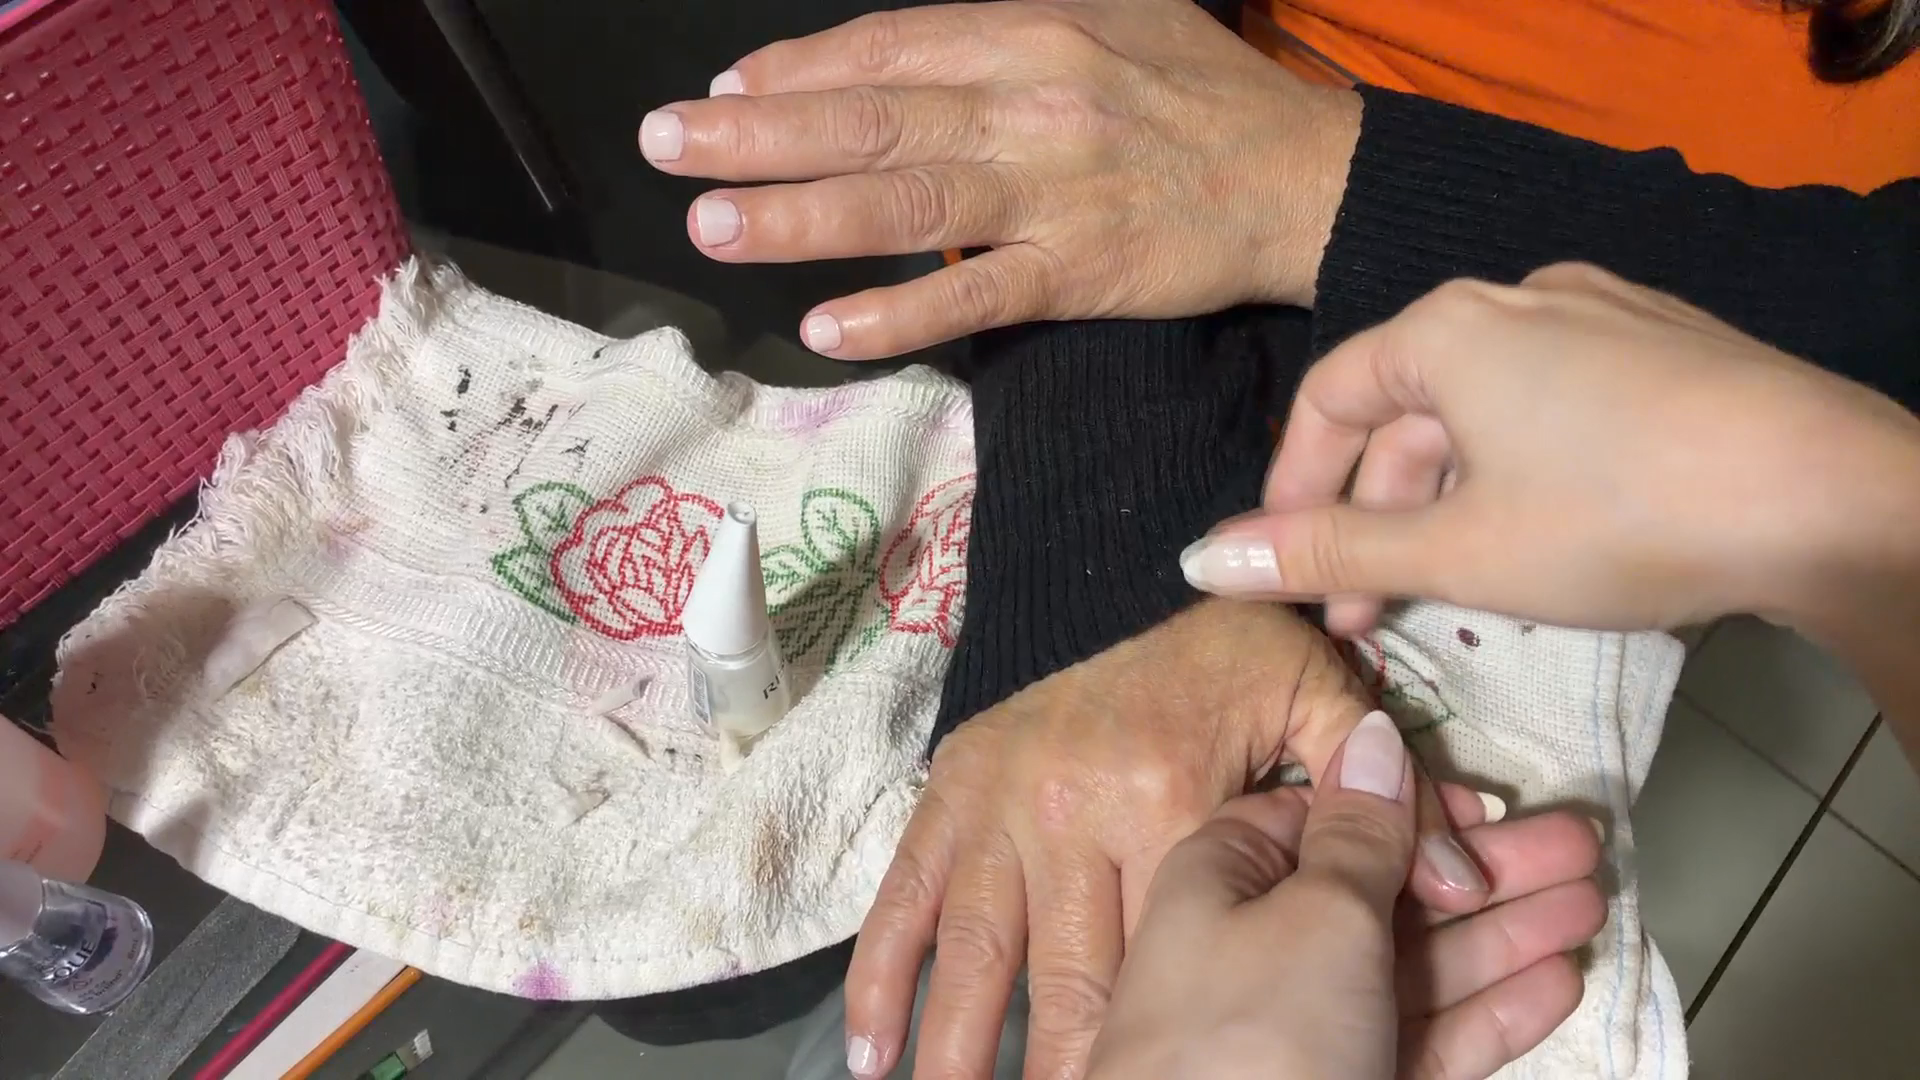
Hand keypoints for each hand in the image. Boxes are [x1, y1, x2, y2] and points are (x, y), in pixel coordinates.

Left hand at [637, 0, 1359, 358]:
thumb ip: (1005, 33)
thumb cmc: (1199, 101)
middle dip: (761, 136)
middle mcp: (1027, 102)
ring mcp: (1050, 194)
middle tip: (670, 149)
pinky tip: (829, 329)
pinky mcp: (1077, 274)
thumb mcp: (1107, 22)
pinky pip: (973, 298)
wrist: (1295, 177)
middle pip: (872, 119)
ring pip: (906, 205)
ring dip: (802, 219)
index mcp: (1030, 30)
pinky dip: (898, 314)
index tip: (724, 96)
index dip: (797, 74)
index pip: (885, 48)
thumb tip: (910, 59)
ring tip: (714, 230)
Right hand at [845, 600, 1490, 1078]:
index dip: (1171, 1059)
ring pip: (976, 952)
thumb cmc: (1215, 651)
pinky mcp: (952, 787)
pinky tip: (873, 1048)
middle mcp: (1070, 811)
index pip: (1175, 961)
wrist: (1109, 590)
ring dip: (960, 1055)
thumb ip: (1376, 784)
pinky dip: (884, 971)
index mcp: (1167, 797)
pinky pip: (908, 888)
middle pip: (1071, 981)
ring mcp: (999, 802)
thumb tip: (1459, 887)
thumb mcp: (1314, 690)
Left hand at [1088, 713, 1602, 1079]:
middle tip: (1583, 845)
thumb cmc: (1256, 1034)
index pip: (1320, 813)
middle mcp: (1260, 934)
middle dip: (1480, 867)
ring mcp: (1307, 1015)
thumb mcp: (1314, 915)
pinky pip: (1425, 1028)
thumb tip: (1374, 734)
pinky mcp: (1352, 1079)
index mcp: (1227, 872)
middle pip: (1381, 885)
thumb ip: (1358, 832)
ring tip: (1590, 897)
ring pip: (1413, 956)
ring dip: (1499, 930)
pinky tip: (1555, 978)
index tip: (1485, 806)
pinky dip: (1487, 1006)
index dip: (1401, 806)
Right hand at [1178, 263, 1919, 637]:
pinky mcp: (1655, 352)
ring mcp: (1593, 320)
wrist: (1863, 511)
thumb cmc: (1615, 516)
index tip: (1282, 558)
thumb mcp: (1447, 549)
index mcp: (1448, 328)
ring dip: (1428, 509)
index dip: (1289, 484)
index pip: (1323, 401)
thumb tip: (1196, 563)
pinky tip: (1511, 538)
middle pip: (1396, 419)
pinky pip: (1532, 413)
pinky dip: (1495, 478)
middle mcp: (1512, 304)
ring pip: (1466, 422)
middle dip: (1364, 518)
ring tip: (1425, 591)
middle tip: (1353, 604)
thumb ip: (1314, 553)